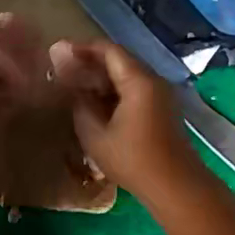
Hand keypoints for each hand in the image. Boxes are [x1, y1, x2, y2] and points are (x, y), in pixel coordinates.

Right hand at [49, 40, 200, 195]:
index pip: (109, 51)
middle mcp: (153, 81)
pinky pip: (135, 90)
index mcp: (139, 81)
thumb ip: (81, 105)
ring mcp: (161, 96)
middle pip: (120, 61)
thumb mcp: (96, 135)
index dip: (83, 48)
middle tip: (64, 69)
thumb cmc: (133, 160)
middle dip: (91, 62)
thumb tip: (71, 88)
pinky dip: (113, 91)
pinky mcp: (162, 110)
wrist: (175, 186)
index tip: (60, 52)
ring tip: (75, 86)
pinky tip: (96, 104)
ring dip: (102, 78)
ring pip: (127, 76)